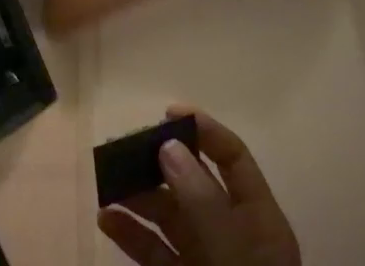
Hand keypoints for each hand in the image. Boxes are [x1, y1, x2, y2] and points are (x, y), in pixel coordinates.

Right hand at [97, 105, 300, 265]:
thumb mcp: (231, 251)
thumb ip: (201, 199)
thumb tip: (167, 145)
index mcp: (258, 220)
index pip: (232, 159)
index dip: (204, 131)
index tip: (167, 113)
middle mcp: (231, 235)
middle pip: (192, 183)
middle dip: (158, 162)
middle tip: (123, 148)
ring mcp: (205, 262)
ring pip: (167, 216)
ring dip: (138, 196)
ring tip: (108, 180)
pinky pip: (152, 253)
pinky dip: (129, 235)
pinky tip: (106, 219)